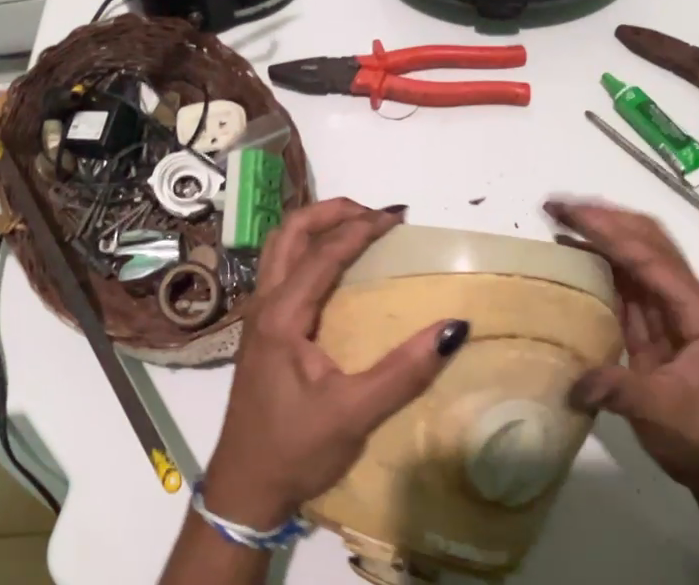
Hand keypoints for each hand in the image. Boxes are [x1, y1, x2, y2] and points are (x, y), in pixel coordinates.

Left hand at [203, 199, 468, 528]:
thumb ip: (403, 371)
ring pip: (279, 249)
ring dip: (314, 228)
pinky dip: (307, 251)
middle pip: (288, 233)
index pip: (323, 253)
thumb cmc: (295, 449)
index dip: (361, 228)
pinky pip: (280, 270)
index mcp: (282, 315)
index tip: (397, 217)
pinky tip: (332, 268)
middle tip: (373, 213)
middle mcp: (263, 304)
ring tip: (355, 227)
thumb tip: (454, 327)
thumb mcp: (355, 414)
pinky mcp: (261, 331)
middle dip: (329, 212)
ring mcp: (257, 316)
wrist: (245, 487)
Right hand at [546, 201, 698, 494]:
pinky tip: (577, 258)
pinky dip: (604, 266)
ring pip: (639, 259)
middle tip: (559, 206)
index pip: (650, 258)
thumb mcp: (664, 414)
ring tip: (562, 220)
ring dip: (604, 237)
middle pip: (649, 244)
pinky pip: (630, 286)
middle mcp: (692, 303)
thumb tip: (574, 381)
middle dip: (606, 220)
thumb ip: (620, 390)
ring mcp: (677, 315)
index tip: (569, 212)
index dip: (608, 231)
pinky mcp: (660, 330)